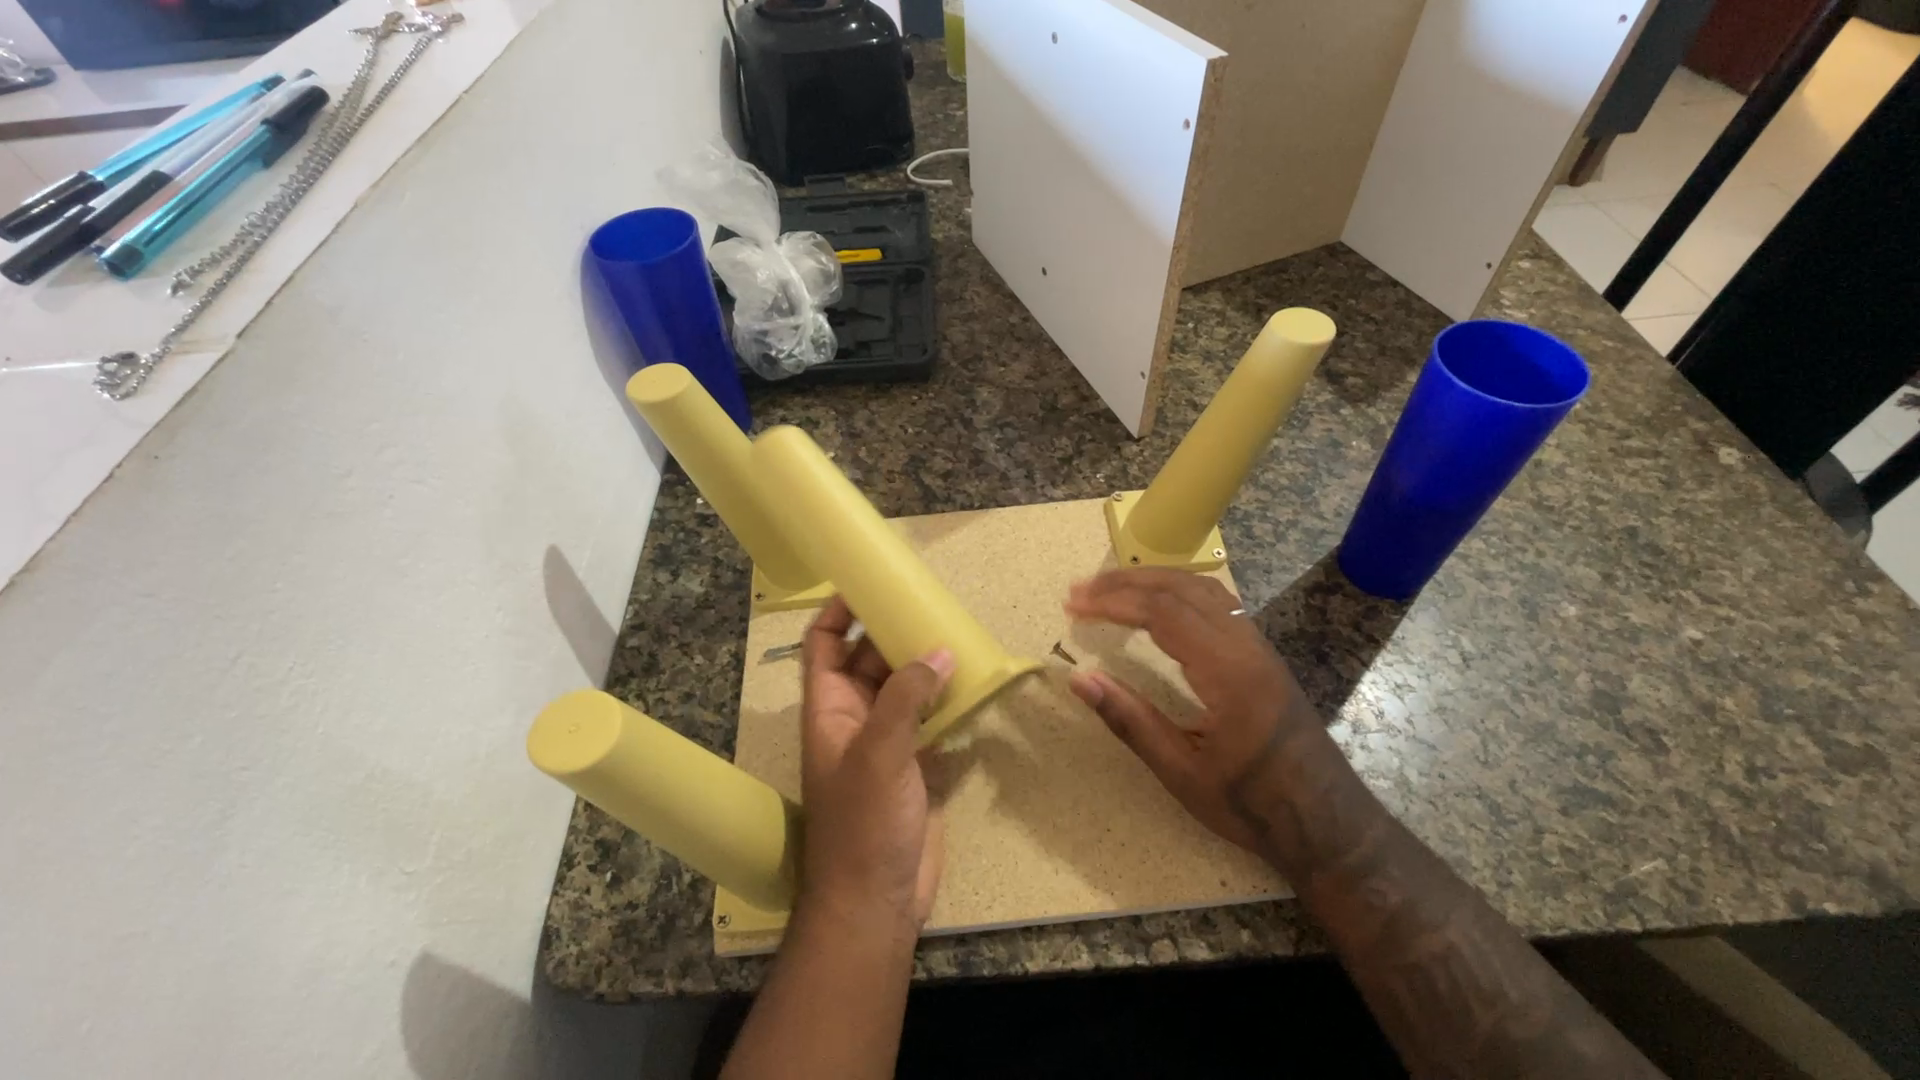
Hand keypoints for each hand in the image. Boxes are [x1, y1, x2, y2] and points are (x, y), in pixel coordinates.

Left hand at [799, 598, 951, 929]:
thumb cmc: (863, 824)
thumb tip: (937, 652)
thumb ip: (906, 698)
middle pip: (871, 661)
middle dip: (896, 633)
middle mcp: (856, 720)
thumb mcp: (879, 753)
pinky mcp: (918, 767)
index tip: (869, 581)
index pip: (823, 646)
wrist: (877, 902)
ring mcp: (888, 745)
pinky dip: (951, 703)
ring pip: (906, 690)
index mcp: (829, 710)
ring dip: (929, 666)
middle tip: (935, 604)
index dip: (837, 612)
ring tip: (963, 636)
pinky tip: (977, 686)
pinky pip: (934, 722)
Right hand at [1064, 568, 1326, 856]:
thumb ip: (1130, 720)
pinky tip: (1158, 607)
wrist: (1328, 823)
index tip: (1073, 607)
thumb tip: (1079, 679)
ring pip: (1205, 590)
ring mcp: (1260, 649)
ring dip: (1155, 581)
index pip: (1162, 613)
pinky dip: (1179, 593)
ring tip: (1111, 588)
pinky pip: (1220, 605)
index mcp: (1227, 673)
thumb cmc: (1251, 806)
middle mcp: (1247, 647)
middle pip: (1183, 588)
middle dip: (1127, 582)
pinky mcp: (1264, 658)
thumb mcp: (1182, 772)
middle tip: (1080, 591)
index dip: (1113, 603)